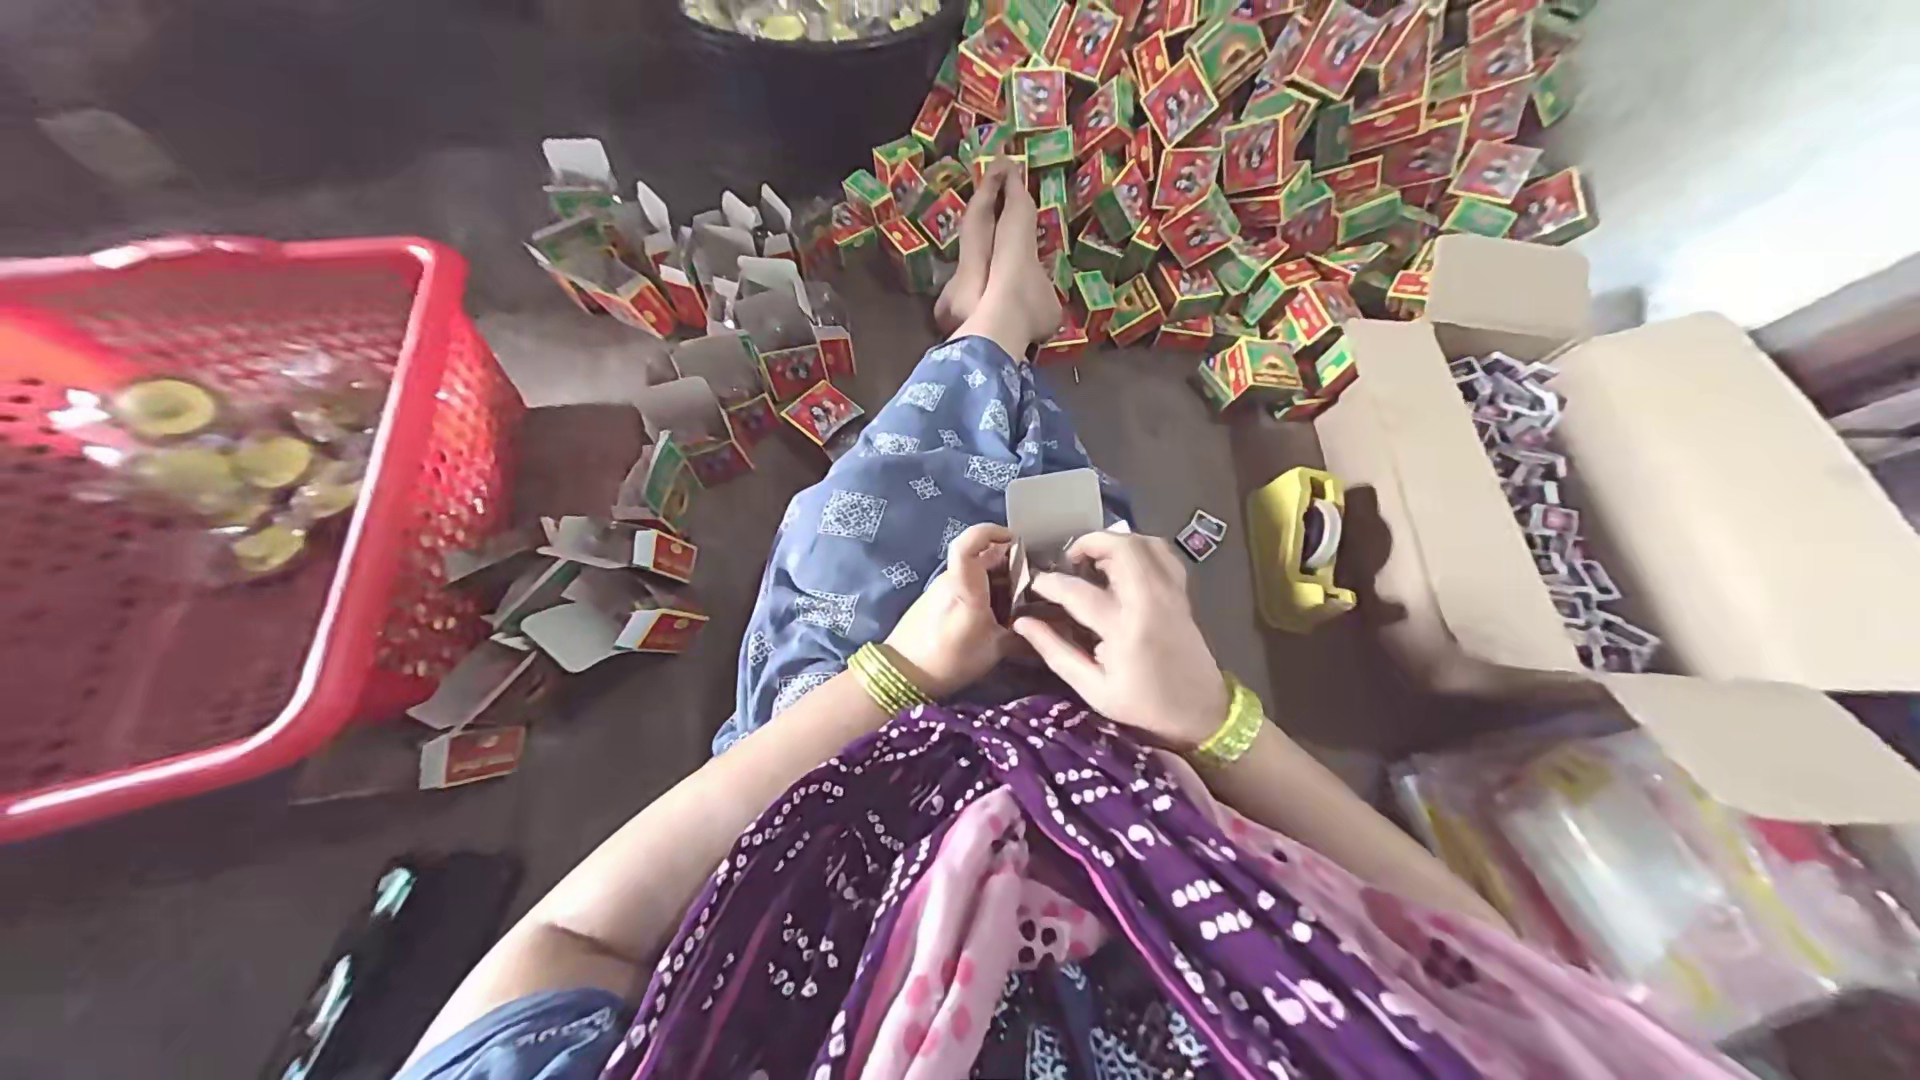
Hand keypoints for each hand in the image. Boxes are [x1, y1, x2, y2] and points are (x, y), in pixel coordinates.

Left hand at [885, 523, 1019, 698]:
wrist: (902, 674)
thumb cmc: (949, 659)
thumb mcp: (994, 650)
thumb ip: (1020, 633)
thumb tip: (1050, 626)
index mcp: (965, 585)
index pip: (970, 542)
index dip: (992, 532)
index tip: (1014, 539)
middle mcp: (951, 579)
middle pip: (981, 556)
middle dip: (1008, 562)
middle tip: (1032, 581)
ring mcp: (940, 588)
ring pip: (974, 572)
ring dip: (997, 580)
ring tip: (1018, 601)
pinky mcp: (934, 599)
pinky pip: (964, 585)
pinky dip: (983, 592)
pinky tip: (995, 613)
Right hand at [1010, 532, 1228, 748]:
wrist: (1201, 712)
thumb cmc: (1143, 704)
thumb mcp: (1092, 688)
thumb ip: (1055, 652)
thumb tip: (1023, 623)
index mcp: (1124, 630)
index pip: (1078, 592)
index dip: (1050, 583)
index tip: (1034, 584)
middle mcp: (1150, 602)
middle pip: (1121, 549)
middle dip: (1088, 543)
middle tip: (1069, 560)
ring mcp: (1170, 593)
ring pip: (1143, 543)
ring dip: (1113, 541)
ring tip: (1093, 560)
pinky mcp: (1181, 592)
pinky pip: (1162, 553)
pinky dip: (1139, 547)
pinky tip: (1122, 562)